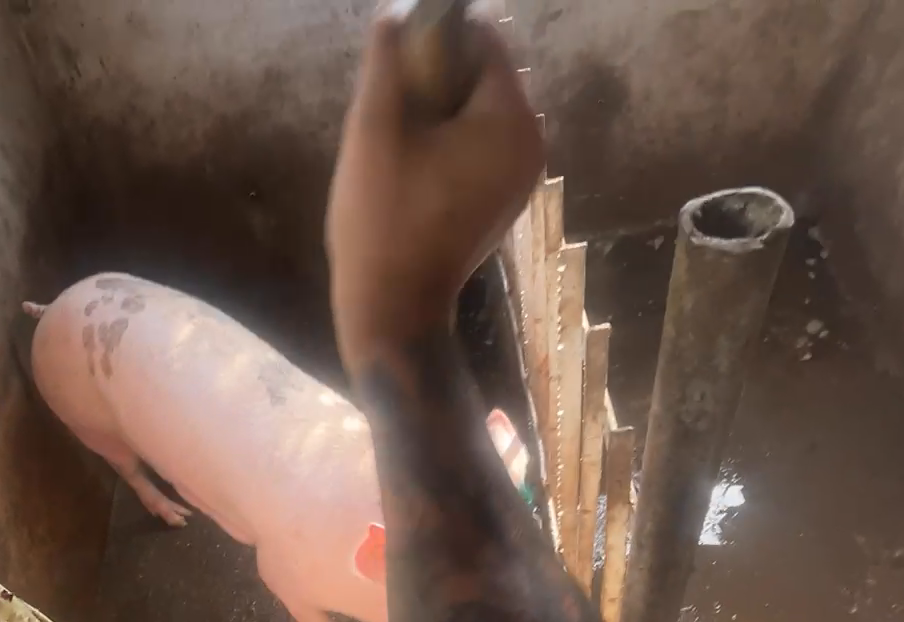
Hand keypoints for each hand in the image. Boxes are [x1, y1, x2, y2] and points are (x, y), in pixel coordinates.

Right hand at [327, 11, 543, 366]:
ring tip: (398, 153)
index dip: (434, 43)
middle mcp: (531, 145)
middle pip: (484, 79)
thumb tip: (394, 14)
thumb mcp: (372, 132)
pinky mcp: (504, 205)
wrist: (393, 309)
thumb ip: (385, 63)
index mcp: (510, 120)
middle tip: (392, 122)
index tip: (394, 74)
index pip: (482, 41)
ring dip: (439, 118)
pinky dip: (450, 149)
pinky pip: (480, 153)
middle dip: (436, 84)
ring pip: (479, 117)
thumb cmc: (381, 222)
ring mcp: (521, 180)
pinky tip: (415, 177)